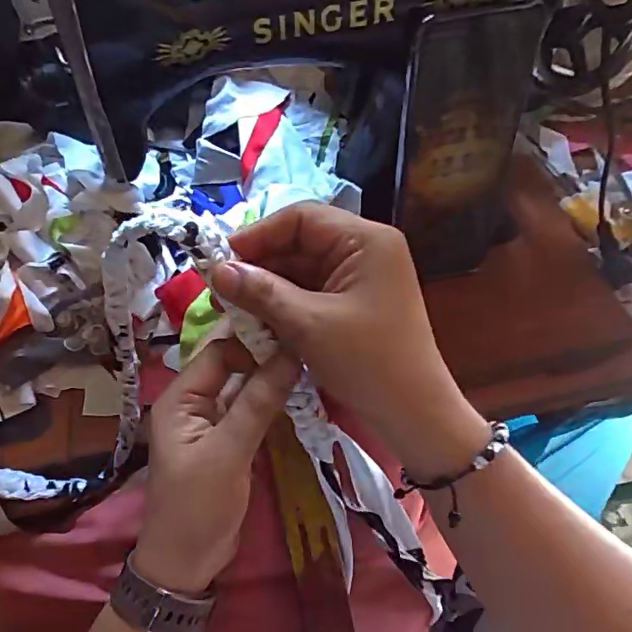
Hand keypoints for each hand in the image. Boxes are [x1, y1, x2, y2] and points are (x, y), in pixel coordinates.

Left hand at [133, 340, 299, 593]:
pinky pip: (254, 411)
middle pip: (234, 365)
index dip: (254, 338)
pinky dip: (275, 402)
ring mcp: (215, 424)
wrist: (187, 562)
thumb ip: (257, 403)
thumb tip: (290, 354)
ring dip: (274, 377)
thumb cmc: (197, 506)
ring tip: (313, 360)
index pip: (218, 351)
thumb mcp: (228, 453)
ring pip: (247, 388)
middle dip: (267, 353)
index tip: (295, 330)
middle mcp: (196, 404)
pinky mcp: (233, 443)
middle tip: (310, 341)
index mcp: (180, 399)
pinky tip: (302, 392)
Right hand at [208, 202, 489, 478]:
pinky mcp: (355, 305)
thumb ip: (261, 293)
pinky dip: (284, 306)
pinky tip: (257, 322)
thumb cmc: (369, 363)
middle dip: (259, 266)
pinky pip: (312, 294)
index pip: (300, 218)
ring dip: (268, 289)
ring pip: (302, 271)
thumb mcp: (309, 325)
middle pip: (299, 243)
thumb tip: (217, 271)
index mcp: (365, 241)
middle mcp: (365, 251)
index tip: (220, 261)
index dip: (256, 235)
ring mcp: (361, 279)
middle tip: (220, 291)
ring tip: (232, 310)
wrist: (414, 413)